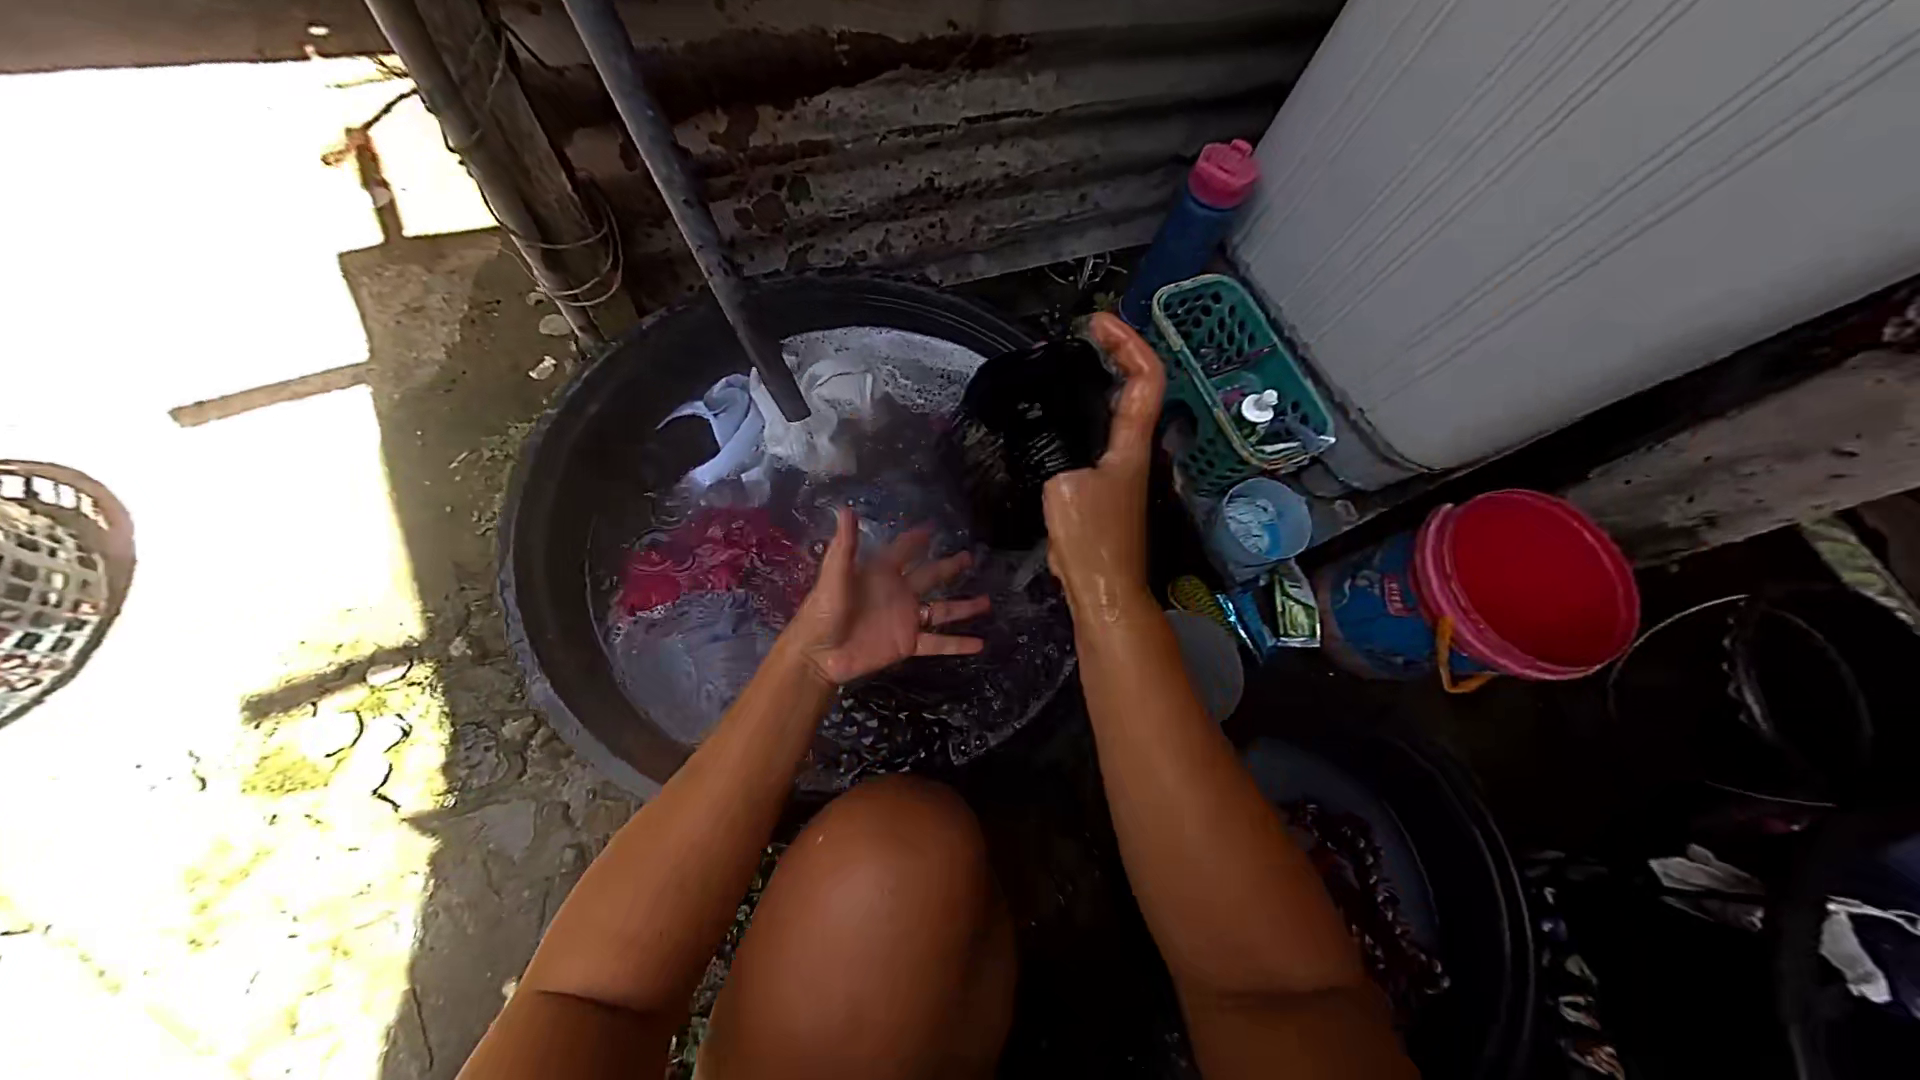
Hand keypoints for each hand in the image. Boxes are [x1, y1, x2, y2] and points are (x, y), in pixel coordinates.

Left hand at [785, 507, 991, 685]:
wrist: (817, 655)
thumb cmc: (822, 613)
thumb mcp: (833, 577)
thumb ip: (845, 547)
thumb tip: (845, 510)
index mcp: (881, 573)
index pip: (903, 551)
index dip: (917, 539)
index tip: (932, 527)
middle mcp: (898, 593)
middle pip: (930, 576)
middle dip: (949, 567)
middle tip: (969, 557)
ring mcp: (905, 619)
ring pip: (941, 610)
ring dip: (963, 606)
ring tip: (987, 601)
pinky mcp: (907, 643)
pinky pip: (937, 642)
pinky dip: (957, 643)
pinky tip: (979, 643)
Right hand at [1042, 313, 1165, 613]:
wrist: (1104, 590)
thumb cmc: (1090, 540)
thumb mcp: (1062, 486)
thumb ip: (1055, 454)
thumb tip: (1050, 445)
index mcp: (1132, 444)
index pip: (1145, 378)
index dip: (1127, 342)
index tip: (1097, 323)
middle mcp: (1136, 451)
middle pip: (1138, 388)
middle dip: (1116, 353)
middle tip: (1083, 336)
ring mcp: (1124, 470)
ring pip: (1121, 412)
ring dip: (1102, 382)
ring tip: (1070, 365)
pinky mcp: (1109, 488)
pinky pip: (1103, 436)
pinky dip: (1088, 413)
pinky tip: (1061, 417)